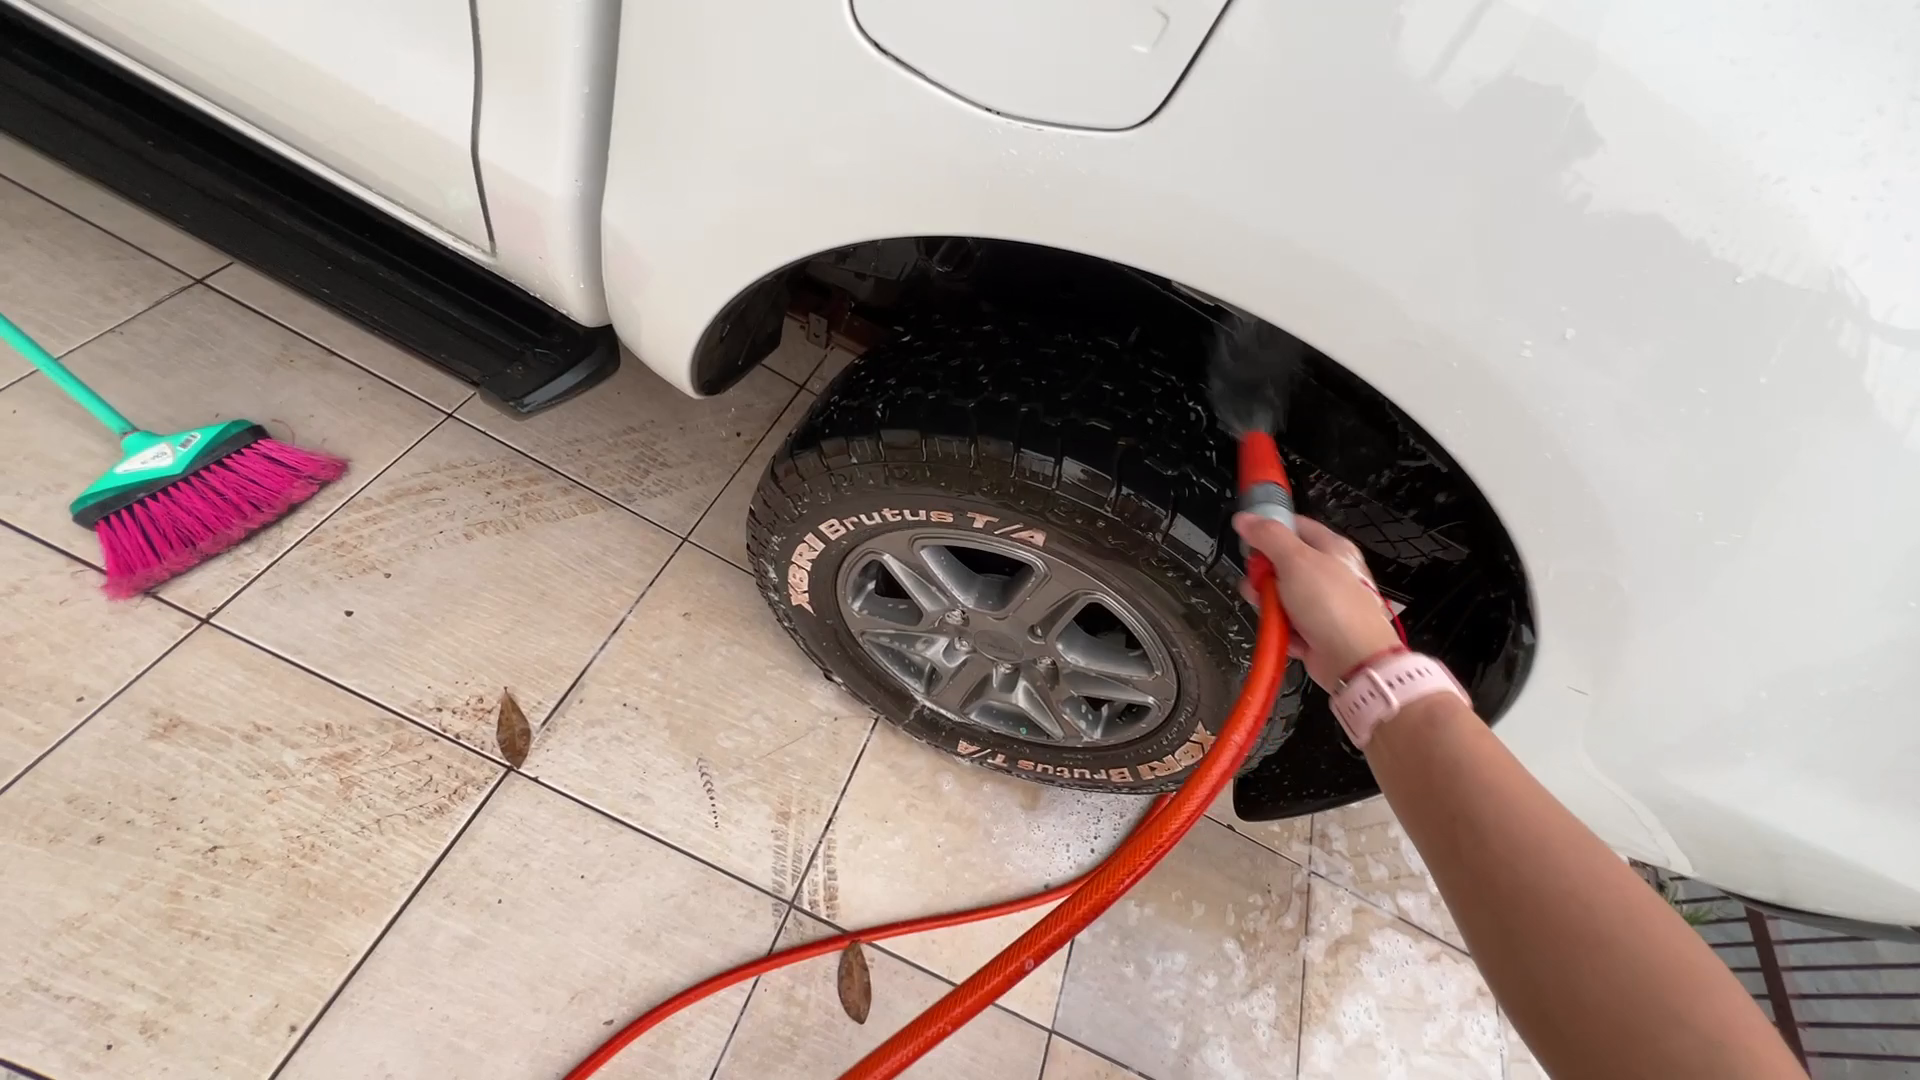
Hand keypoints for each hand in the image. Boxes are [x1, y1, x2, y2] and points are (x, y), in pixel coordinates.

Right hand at [1234, 513, 1401, 690]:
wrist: (1352, 661)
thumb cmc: (1334, 607)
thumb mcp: (1296, 561)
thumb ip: (1268, 536)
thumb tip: (1245, 519)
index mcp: (1331, 548)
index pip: (1292, 526)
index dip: (1268, 532)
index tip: (1248, 540)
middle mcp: (1327, 573)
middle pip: (1279, 563)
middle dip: (1263, 576)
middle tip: (1261, 583)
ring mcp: (1320, 602)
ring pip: (1278, 594)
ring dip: (1267, 604)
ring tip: (1271, 612)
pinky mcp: (1312, 628)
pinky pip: (1282, 620)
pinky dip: (1277, 626)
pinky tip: (1282, 630)